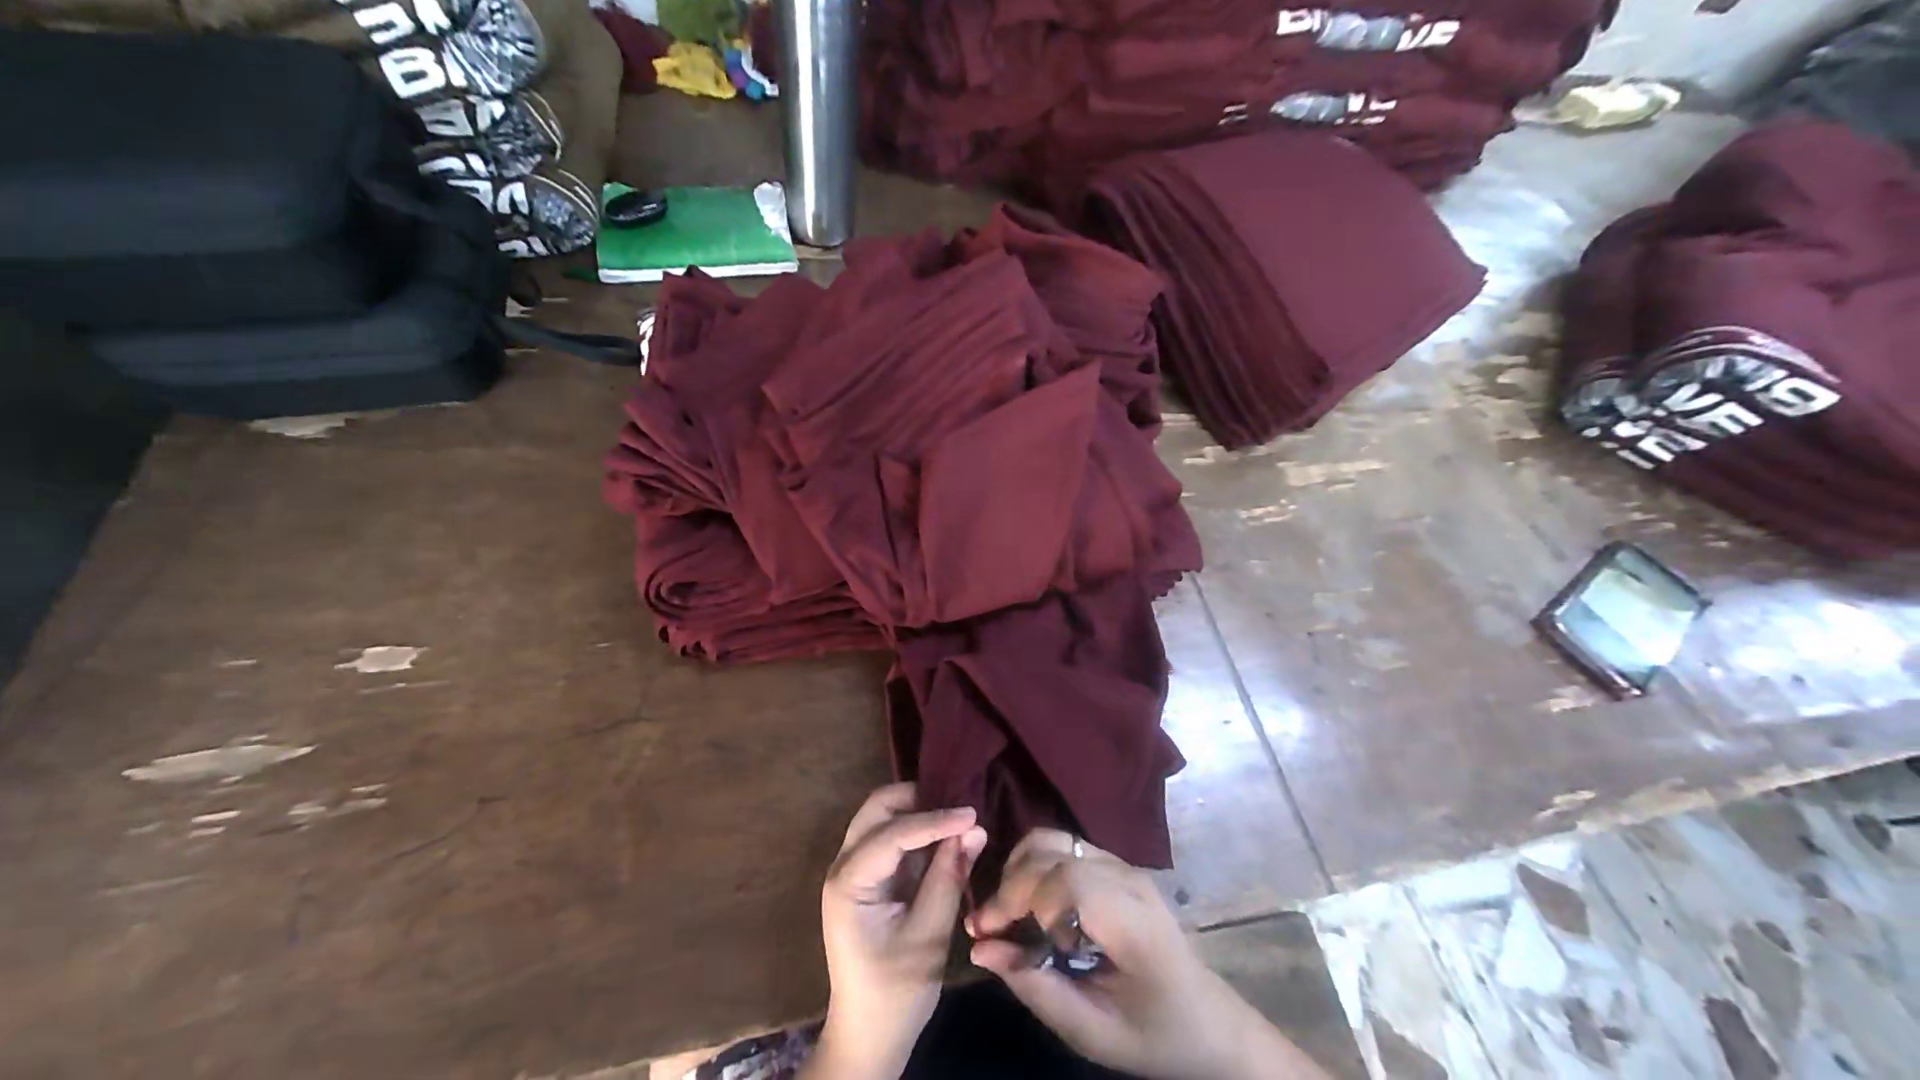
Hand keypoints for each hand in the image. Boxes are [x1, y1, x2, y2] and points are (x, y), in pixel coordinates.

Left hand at [806, 783, 986, 1079]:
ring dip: (919, 811)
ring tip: (959, 818)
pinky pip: (893, 838)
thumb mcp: (928, 936)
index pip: (893, 833)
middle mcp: (844, 865)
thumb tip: (975, 830)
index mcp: (848, 882)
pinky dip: (919, 831)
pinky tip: (947, 835)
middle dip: (919, 800)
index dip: (935, 819)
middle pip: (878, 809)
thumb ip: (949, 878)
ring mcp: (855, 869)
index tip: (973, 813)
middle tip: (961, 809)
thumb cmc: (896, 991)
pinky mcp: (870, 877)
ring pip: (883, 817)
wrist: (869, 1034)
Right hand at [967, 830, 1328, 1079]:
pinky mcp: (1116, 865)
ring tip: (1005, 912)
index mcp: (1134, 923)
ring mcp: (1124, 866)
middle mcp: (1129, 880)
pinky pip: (1063, 847)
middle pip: (1053, 851)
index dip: (1022, 898)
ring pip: (1053, 839)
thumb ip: (1037, 988)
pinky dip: (1033, 865)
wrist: (1210, 1023)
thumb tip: (980, 948)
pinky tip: (1028, 903)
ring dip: (1019, 869)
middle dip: (1010, 884)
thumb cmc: (1154, 1035)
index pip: (1068, 879)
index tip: (993, 934)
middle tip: (987, 927)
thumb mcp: (1093, 1032)